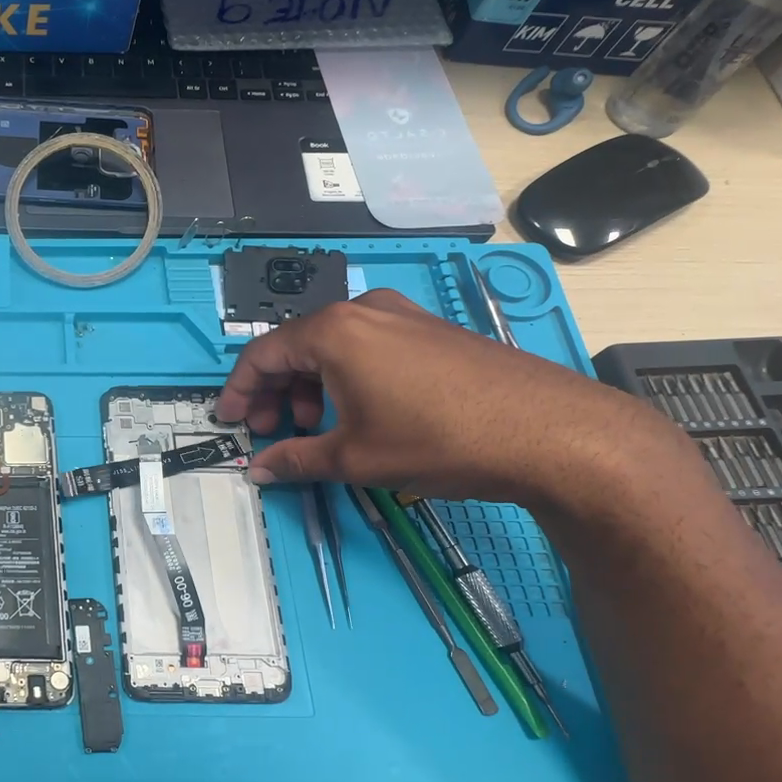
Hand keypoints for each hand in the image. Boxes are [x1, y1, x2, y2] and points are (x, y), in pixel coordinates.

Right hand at [216, 289, 688, 510]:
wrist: (552, 433)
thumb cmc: (437, 440)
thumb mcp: (353, 458)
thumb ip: (295, 459)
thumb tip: (258, 470)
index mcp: (334, 331)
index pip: (262, 355)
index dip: (238, 391)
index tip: (229, 422)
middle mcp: (365, 311)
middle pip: (296, 347)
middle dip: (275, 392)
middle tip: (270, 432)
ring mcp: (405, 316)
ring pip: (333, 347)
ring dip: (311, 387)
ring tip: (317, 430)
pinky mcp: (434, 331)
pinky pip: (368, 348)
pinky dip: (346, 378)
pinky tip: (359, 415)